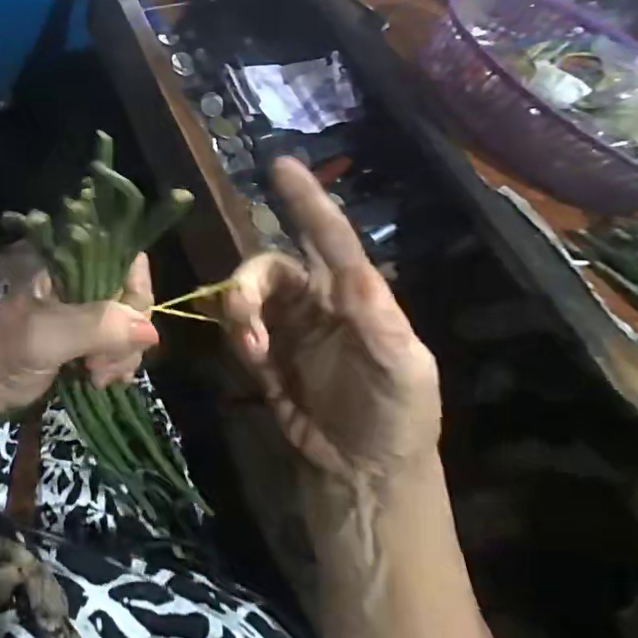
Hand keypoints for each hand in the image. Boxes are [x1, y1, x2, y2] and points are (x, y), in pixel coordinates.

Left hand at [0, 252, 160, 414]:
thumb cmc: (4, 350)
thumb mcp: (46, 335)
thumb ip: (95, 326)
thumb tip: (151, 330)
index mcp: (69, 269)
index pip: (125, 263)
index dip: (136, 294)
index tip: (126, 327)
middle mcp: (81, 287)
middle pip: (133, 300)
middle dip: (127, 336)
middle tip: (99, 364)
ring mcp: (84, 317)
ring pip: (129, 328)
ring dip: (122, 356)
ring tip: (95, 377)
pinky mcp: (85, 344)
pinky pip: (119, 349)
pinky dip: (117, 366)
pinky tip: (101, 381)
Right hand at [222, 158, 439, 483]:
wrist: (360, 473)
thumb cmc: (396, 418)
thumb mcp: (403, 372)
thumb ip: (378, 324)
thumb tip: (354, 273)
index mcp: (355, 297)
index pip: (328, 238)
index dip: (306, 201)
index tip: (280, 165)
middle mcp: (315, 302)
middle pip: (267, 267)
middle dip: (248, 282)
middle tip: (243, 315)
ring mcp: (284, 327)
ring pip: (244, 294)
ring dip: (238, 314)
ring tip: (251, 351)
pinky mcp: (260, 353)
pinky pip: (234, 328)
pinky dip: (235, 337)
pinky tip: (252, 363)